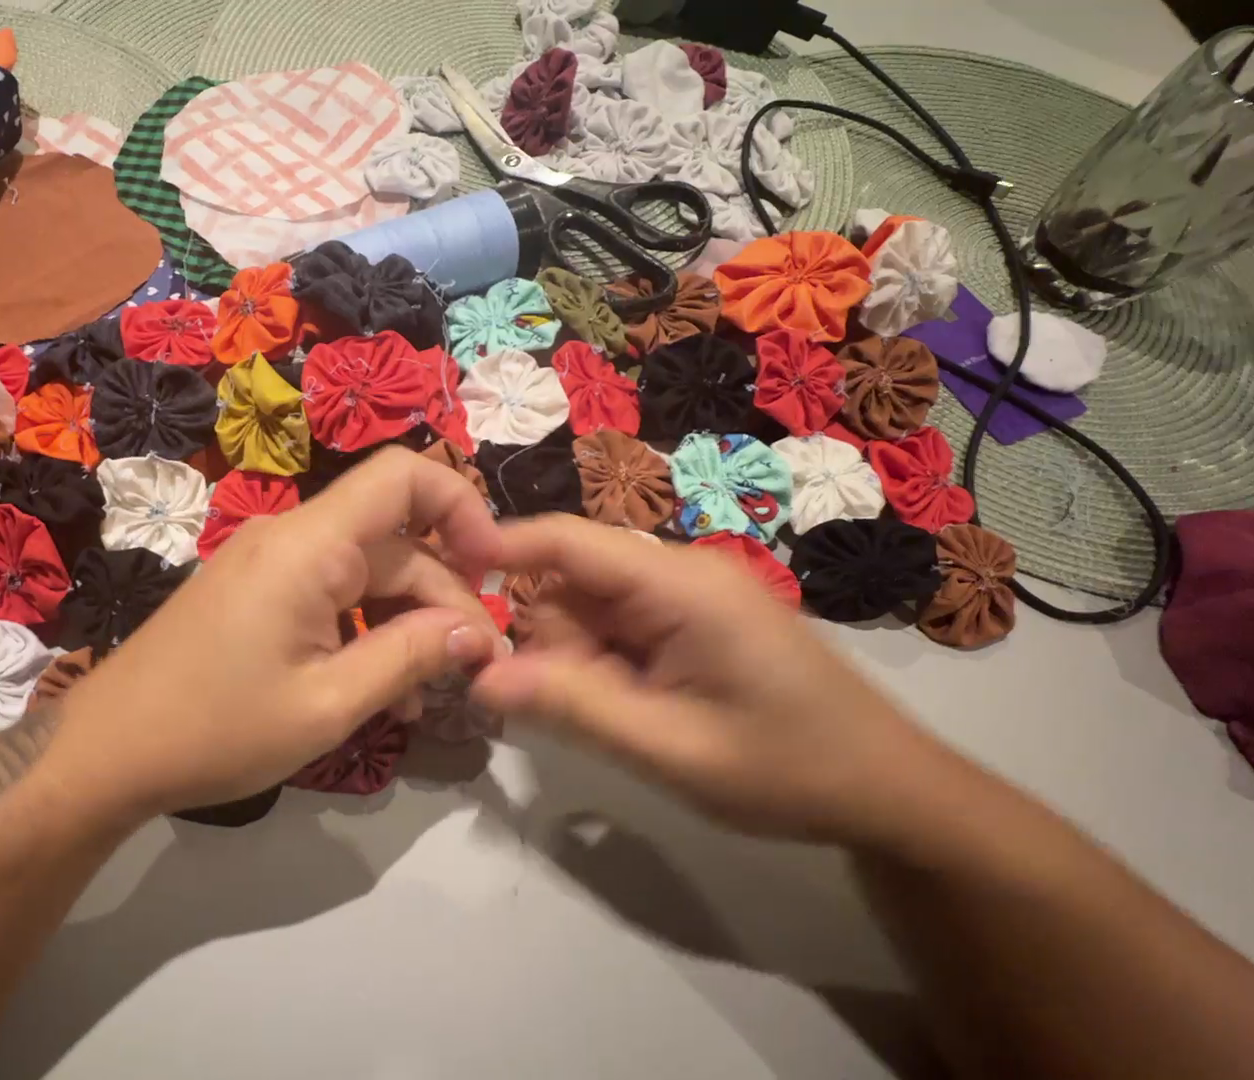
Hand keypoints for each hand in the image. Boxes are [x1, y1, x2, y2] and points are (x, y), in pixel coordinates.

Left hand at [41, 448, 508, 822]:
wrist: (109, 749)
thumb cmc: (218, 729)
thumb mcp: (328, 704)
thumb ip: (410, 657)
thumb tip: (478, 632)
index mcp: (308, 547)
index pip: (402, 476)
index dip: (461, 507)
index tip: (493, 571)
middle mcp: (289, 538)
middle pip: (394, 540)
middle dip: (443, 597)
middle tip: (474, 668)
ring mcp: (267, 564)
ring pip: (364, 572)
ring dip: (405, 623)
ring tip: (429, 695)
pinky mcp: (254, 592)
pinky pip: (328, 594)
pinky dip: (363, 630)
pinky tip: (382, 690)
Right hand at [469, 515, 946, 846]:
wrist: (892, 794)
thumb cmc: (787, 769)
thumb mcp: (668, 748)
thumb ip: (571, 708)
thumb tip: (476, 677)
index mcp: (679, 585)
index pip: (566, 540)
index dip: (498, 547)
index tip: (440, 576)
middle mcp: (680, 572)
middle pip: (570, 579)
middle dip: (550, 638)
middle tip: (568, 707)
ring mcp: (689, 594)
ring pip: (588, 606)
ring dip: (577, 657)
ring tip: (619, 717)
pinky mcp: (692, 618)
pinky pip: (617, 624)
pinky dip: (602, 662)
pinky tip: (631, 706)